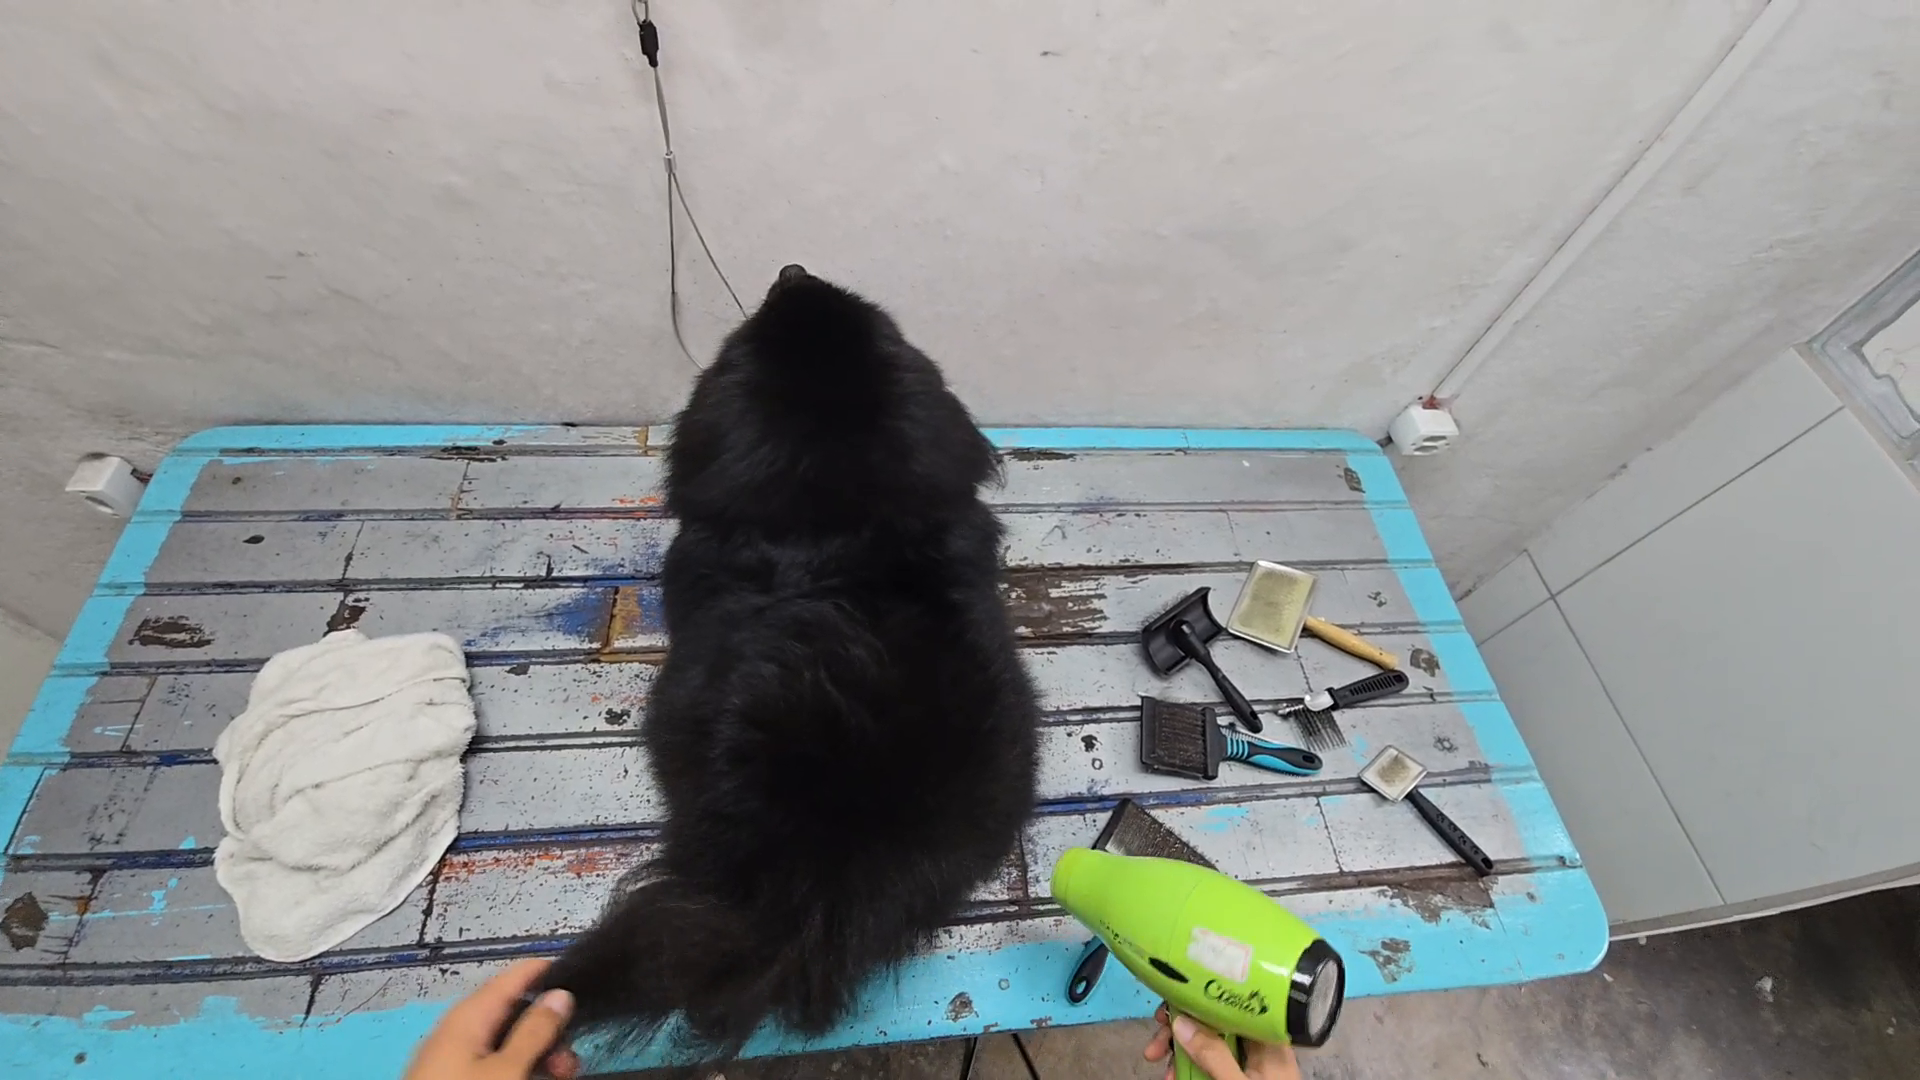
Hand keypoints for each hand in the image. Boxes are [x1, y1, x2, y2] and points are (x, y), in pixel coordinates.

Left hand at [404, 958, 580, 1079]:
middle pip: (516, 1010)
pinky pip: (492, 1061)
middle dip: (549, 1028)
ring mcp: (453, 1058)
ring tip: (561, 1075)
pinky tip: (532, 1079)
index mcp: (469, 1015)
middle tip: (572, 1057)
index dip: (554, 975)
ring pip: (507, 1040)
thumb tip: (561, 993)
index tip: (584, 989)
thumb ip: (536, 1030)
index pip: (520, 973)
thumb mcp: (506, 1071)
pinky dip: (517, 1067)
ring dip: (538, 1052)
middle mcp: (460, 1029)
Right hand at [1142, 1004, 1301, 1079]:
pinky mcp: (1242, 1077)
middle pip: (1211, 1023)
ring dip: (1180, 1054)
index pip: (1227, 1003)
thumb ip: (1213, 1055)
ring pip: (1207, 1044)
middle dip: (1178, 1034)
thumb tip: (1180, 1022)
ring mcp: (1250, 1064)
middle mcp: (1258, 1045)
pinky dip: (1192, 1068)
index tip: (1166, 1013)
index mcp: (1266, 1039)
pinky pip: (1212, 1063)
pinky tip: (1176, 1077)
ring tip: (1162, 1073)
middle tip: (1154, 1048)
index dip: (1193, 1002)